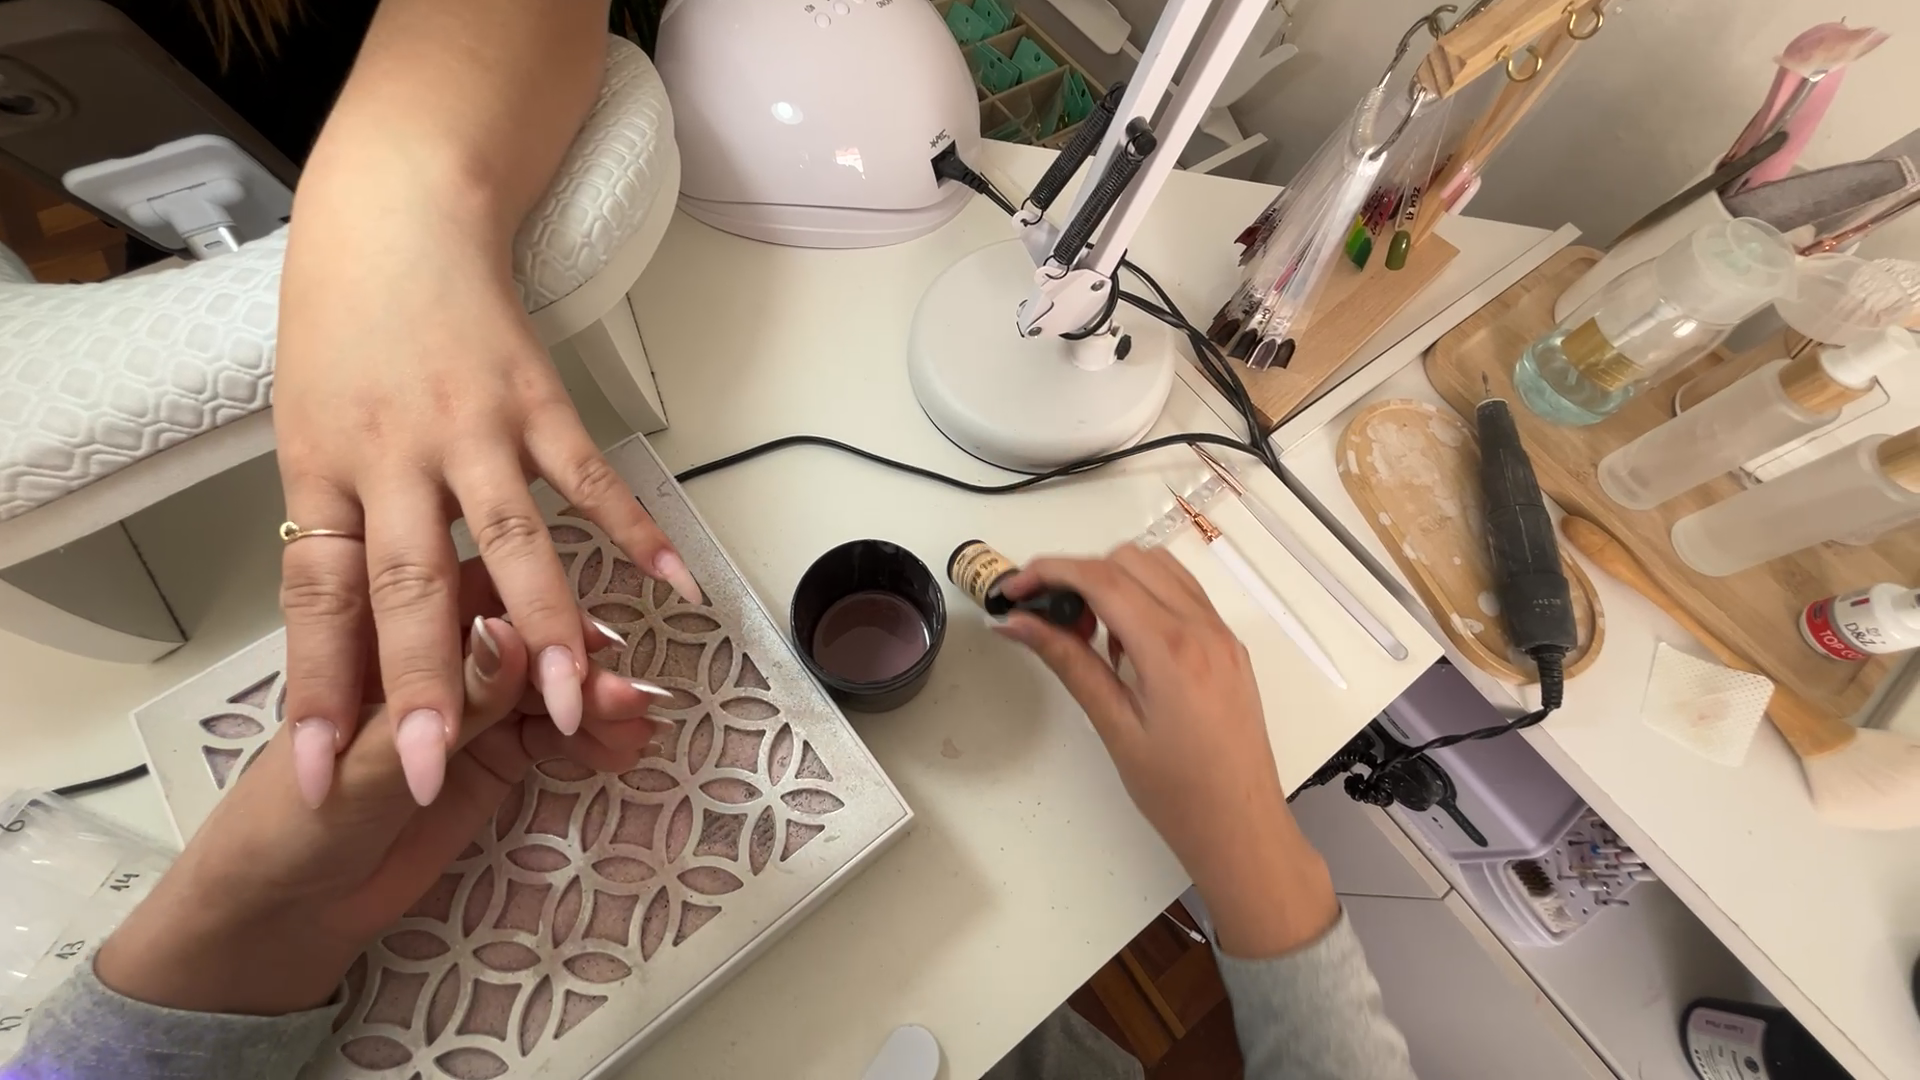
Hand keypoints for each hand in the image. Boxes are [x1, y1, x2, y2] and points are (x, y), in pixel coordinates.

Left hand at [94, 617, 664, 1015]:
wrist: (283, 919)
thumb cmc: (291, 829)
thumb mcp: (369, 763)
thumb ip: (448, 702)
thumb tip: (510, 633)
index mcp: (396, 645)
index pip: (483, 609)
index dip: (544, 621)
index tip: (593, 645)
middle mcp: (446, 665)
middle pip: (532, 651)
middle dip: (583, 674)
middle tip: (628, 700)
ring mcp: (479, 711)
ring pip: (553, 692)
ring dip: (599, 707)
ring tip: (638, 729)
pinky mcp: (502, 753)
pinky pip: (559, 736)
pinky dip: (594, 740)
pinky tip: (626, 749)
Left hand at [274, 208, 700, 811]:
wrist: (395, 224)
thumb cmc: (347, 330)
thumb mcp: (311, 430)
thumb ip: (347, 523)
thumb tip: (370, 624)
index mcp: (323, 472)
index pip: (317, 601)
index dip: (320, 690)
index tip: (327, 776)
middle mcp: (396, 459)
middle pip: (411, 586)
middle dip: (426, 684)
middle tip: (435, 769)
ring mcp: (476, 429)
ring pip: (514, 540)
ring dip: (544, 623)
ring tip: (570, 697)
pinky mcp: (542, 404)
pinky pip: (595, 480)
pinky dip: (639, 531)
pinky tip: (678, 582)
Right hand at [995, 545, 1338, 957]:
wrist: (1244, 830)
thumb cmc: (1175, 793)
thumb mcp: (1113, 725)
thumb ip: (1067, 661)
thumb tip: (1015, 622)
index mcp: (1171, 649)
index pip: (1101, 578)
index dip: (1049, 572)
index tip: (1013, 589)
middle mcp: (1202, 626)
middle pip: (1128, 559)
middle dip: (1079, 575)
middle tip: (1052, 620)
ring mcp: (1221, 632)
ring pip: (1157, 566)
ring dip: (1113, 580)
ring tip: (1091, 633)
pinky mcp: (1228, 643)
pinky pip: (1180, 592)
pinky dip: (1144, 595)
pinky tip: (1128, 642)